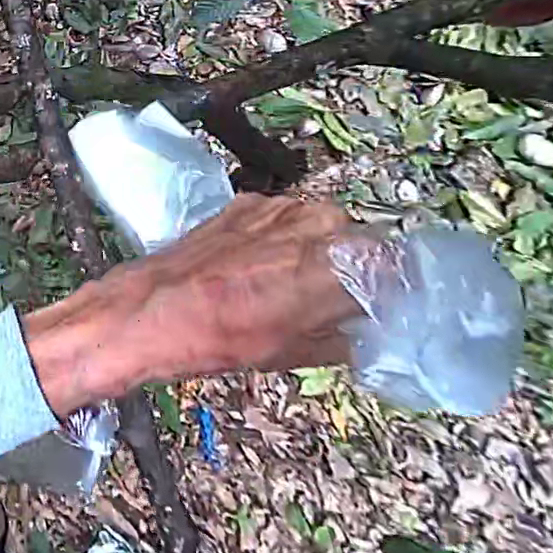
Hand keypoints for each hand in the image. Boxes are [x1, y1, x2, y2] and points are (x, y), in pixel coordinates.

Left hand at [22, 195, 368, 415]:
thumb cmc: (224, 337)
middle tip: (338, 301)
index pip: (399, 264)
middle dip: (355, 268)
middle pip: (359, 240)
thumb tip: (365, 328)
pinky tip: (260, 263)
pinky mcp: (246, 200)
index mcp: (339, 261)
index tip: (393, 306)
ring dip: (318, 249)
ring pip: (320, 225)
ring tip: (292, 283)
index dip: (397, 287)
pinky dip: (284, 236)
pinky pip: (284, 217)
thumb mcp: (298, 351)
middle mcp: (314, 220)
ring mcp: (277, 205)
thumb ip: (345, 332)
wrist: (153, 305)